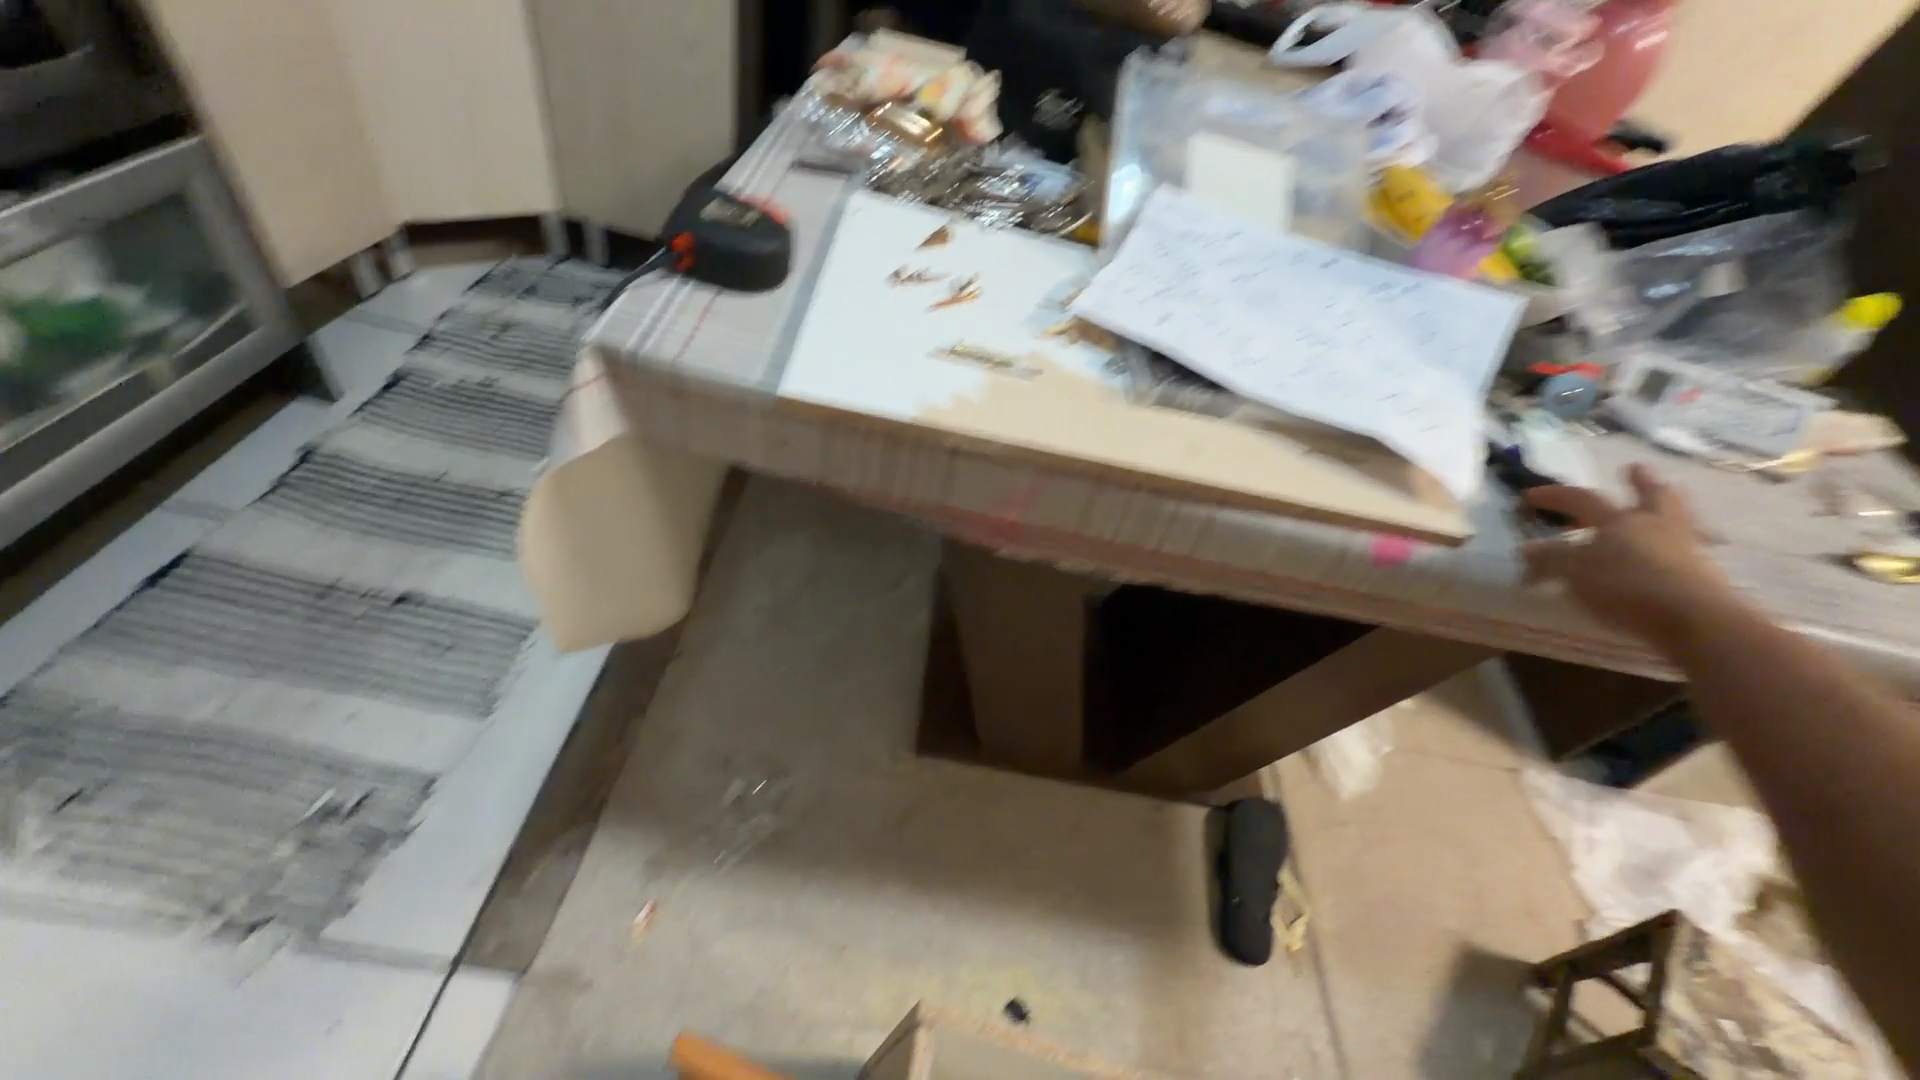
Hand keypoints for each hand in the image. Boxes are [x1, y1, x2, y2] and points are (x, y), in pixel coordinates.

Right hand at [1523, 464, 1744, 649]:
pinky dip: (1678, 542)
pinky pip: (1688, 546)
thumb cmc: (1624, 585)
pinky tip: (1671, 549)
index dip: (1555, 496)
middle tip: (1634, 469)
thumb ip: (1551, 559)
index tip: (1530, 495)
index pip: (1581, 499)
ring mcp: (1684, 545)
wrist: (1692, 615)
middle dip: (1641, 481)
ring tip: (1663, 500)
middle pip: (1650, 494)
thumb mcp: (1574, 572)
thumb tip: (1528, 549)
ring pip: (1678, 515)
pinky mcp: (1704, 571)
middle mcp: (1653, 524)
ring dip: (1669, 504)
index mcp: (1618, 520)